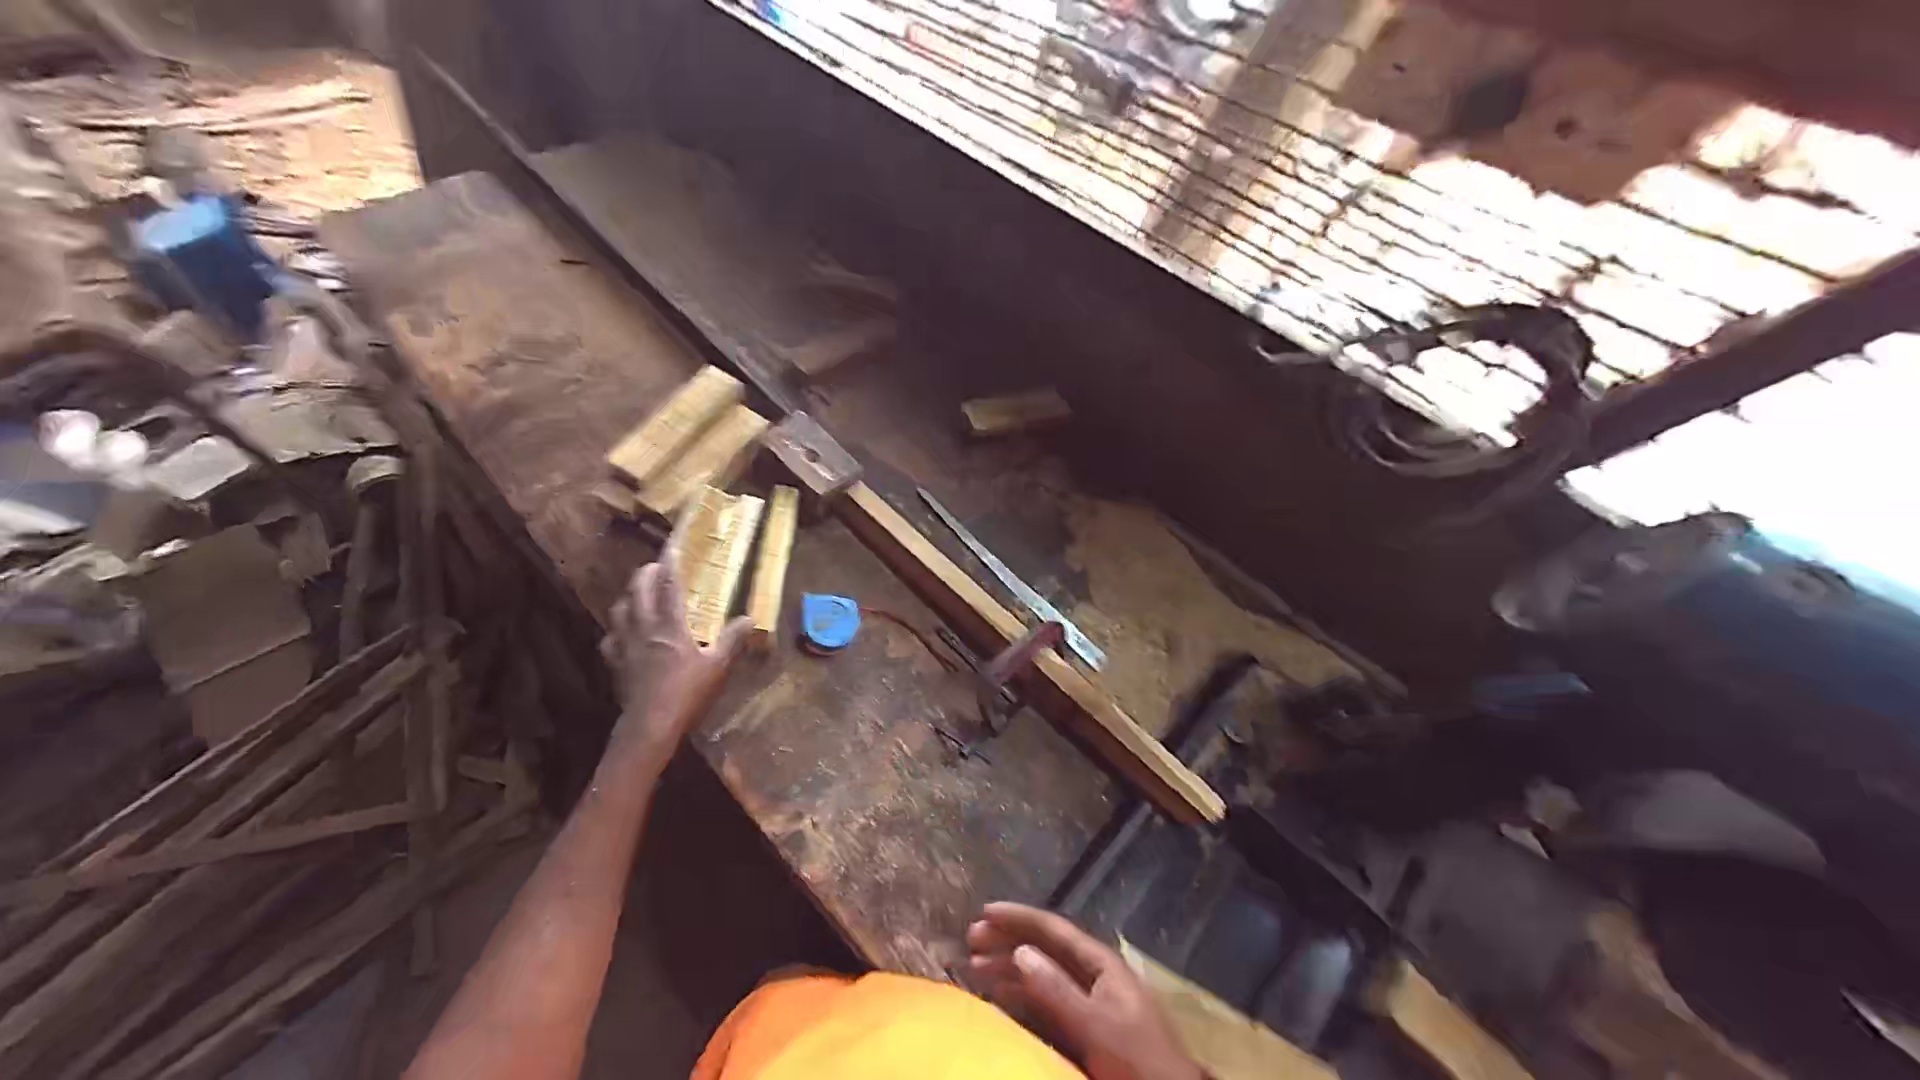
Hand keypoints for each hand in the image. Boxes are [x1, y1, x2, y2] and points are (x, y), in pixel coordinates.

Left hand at [599, 562, 750, 763]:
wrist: (649, 725)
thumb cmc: (687, 693)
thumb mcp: (718, 666)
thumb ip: (733, 639)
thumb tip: (750, 618)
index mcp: (670, 625)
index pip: (669, 585)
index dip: (671, 563)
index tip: (672, 545)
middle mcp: (644, 627)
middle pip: (638, 590)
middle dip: (645, 573)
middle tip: (655, 567)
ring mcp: (625, 644)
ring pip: (619, 609)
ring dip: (629, 596)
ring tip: (638, 594)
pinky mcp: (615, 662)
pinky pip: (610, 637)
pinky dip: (616, 629)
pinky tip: (622, 633)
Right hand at [968, 902, 1201, 1079]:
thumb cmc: (1136, 1061)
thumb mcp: (1095, 1025)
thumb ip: (1057, 990)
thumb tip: (1020, 950)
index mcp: (1100, 963)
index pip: (1053, 929)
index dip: (1019, 917)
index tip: (985, 911)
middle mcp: (1094, 974)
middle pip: (1045, 948)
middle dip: (1008, 939)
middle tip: (971, 938)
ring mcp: (1091, 1001)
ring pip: (1043, 973)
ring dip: (1010, 967)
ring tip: (976, 966)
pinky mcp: (1087, 1029)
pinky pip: (1046, 1001)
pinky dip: (1021, 994)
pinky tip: (1000, 996)